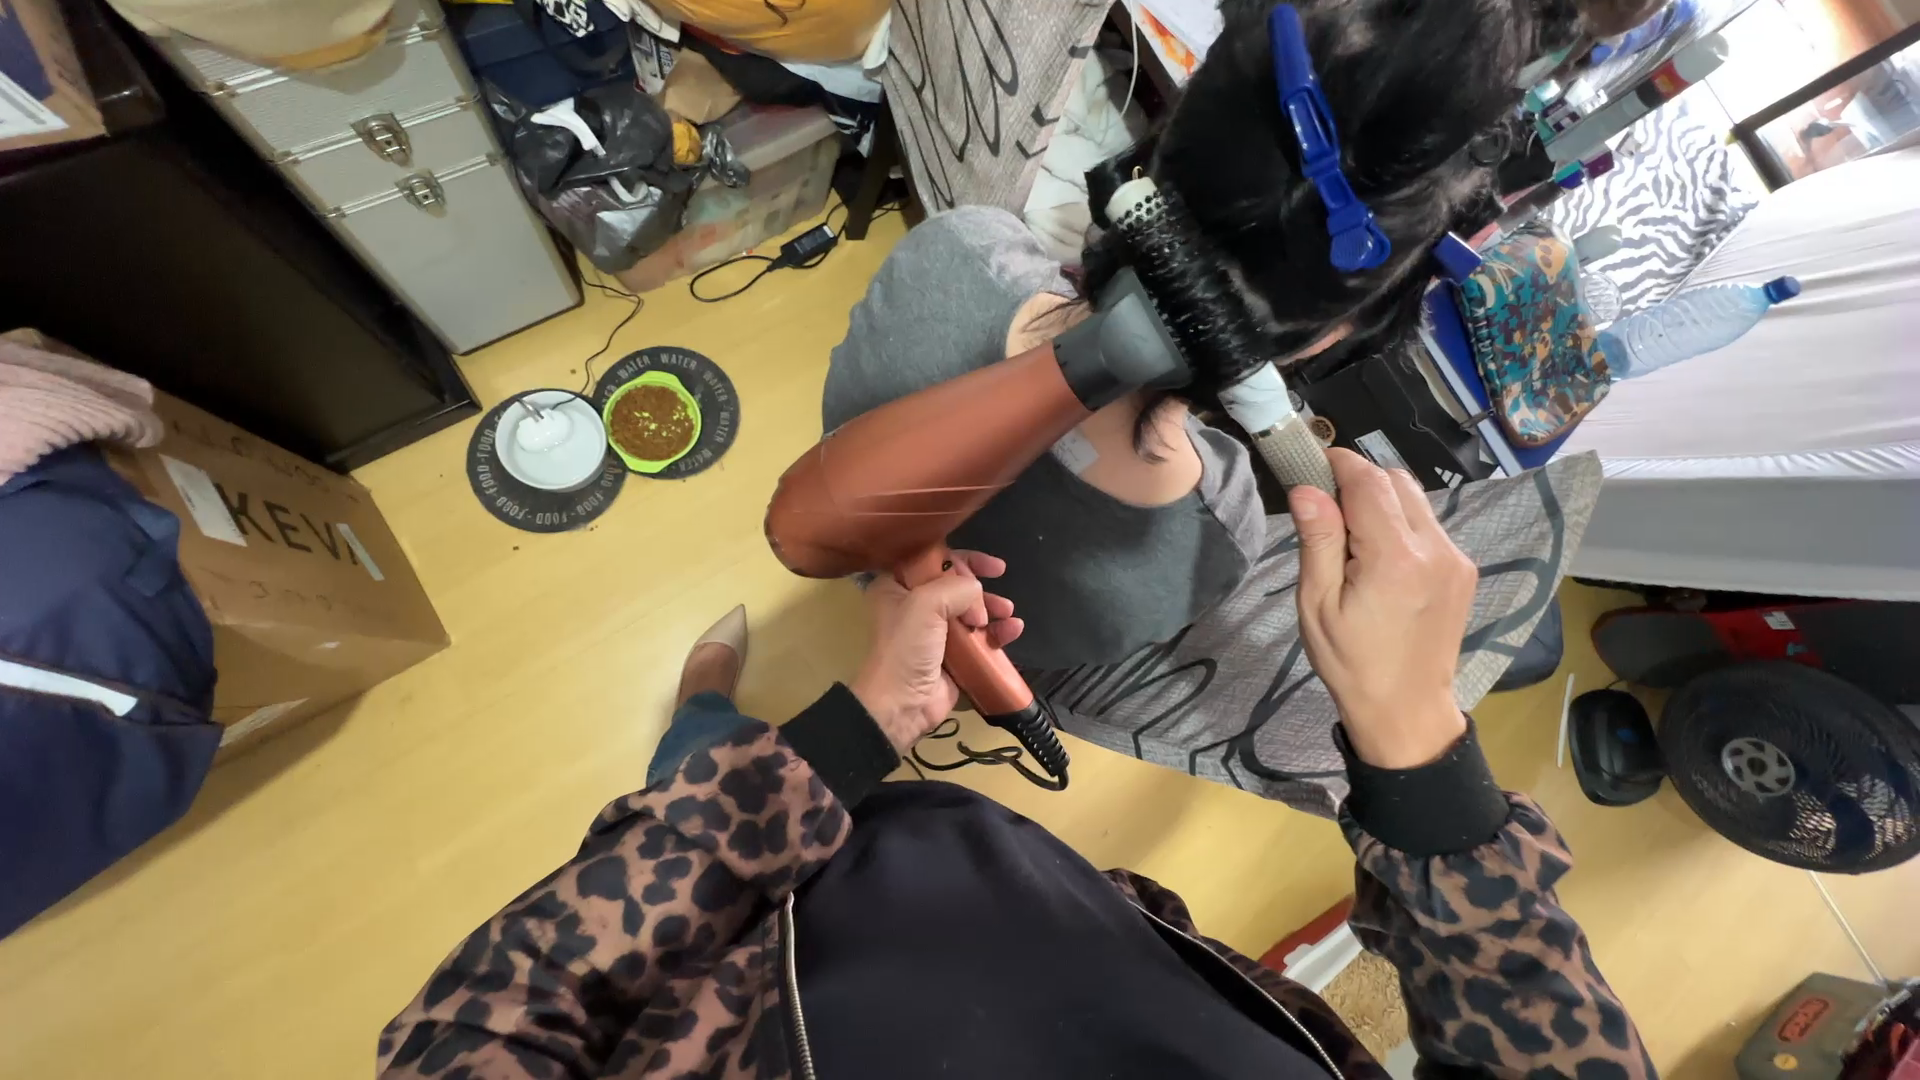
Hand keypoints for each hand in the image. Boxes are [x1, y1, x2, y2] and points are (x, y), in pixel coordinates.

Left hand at [850, 551, 1024, 753]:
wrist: (902, 704)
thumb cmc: (906, 648)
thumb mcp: (926, 604)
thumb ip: (958, 588)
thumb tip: (979, 600)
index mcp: (898, 586)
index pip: (933, 560)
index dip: (962, 560)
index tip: (988, 566)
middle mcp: (915, 605)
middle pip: (957, 585)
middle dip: (981, 589)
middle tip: (997, 592)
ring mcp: (936, 632)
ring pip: (972, 610)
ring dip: (994, 609)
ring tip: (1008, 614)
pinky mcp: (954, 655)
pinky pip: (981, 636)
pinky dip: (999, 631)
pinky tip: (1013, 630)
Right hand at [1288, 450, 1477, 768]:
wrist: (1405, 708)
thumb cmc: (1350, 661)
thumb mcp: (1317, 604)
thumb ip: (1317, 541)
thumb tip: (1306, 488)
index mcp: (1395, 559)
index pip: (1369, 483)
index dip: (1338, 464)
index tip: (1310, 464)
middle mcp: (1436, 548)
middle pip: (1396, 481)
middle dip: (1358, 479)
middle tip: (1323, 504)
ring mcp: (1456, 558)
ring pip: (1416, 498)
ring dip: (1379, 499)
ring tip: (1348, 532)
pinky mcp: (1463, 569)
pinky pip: (1428, 524)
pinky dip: (1398, 521)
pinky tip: (1376, 554)